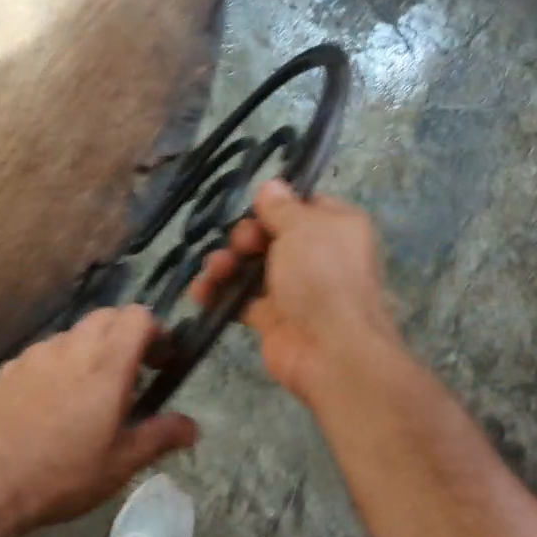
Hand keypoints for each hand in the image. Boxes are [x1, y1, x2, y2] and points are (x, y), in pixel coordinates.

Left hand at [0, 305, 198, 533]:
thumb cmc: (63, 474)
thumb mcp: (121, 464)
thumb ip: (160, 436)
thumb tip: (193, 426)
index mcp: (107, 364)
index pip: (138, 316)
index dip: (155, 330)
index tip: (160, 360)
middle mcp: (73, 346)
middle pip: (107, 316)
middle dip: (124, 335)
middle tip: (130, 374)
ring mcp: (37, 353)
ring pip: (74, 333)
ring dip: (90, 349)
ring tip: (89, 391)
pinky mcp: (10, 366)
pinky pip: (44, 352)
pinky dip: (58, 364)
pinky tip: (51, 402)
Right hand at [191, 180, 400, 401]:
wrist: (331, 351)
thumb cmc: (322, 274)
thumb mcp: (302, 226)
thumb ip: (281, 205)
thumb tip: (271, 185)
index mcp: (336, 226)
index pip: (302, 204)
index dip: (276, 204)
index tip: (254, 207)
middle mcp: (318, 254)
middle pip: (270, 233)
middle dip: (245, 235)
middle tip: (241, 245)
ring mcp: (295, 288)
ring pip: (251, 264)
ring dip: (226, 262)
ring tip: (216, 269)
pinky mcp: (273, 317)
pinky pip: (240, 297)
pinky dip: (219, 293)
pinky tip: (200, 292)